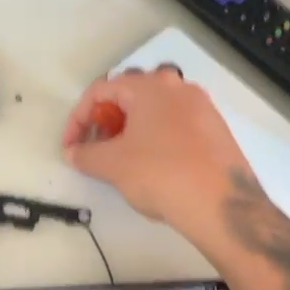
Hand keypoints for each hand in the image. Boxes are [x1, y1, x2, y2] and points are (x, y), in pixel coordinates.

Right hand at [62, 68, 257, 226]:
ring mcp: (200, 105)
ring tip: (121, 159)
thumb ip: (85, 155)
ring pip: (154, 109)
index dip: (78, 118)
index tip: (71, 147)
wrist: (219, 203)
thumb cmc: (159, 174)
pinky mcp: (214, 128)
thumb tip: (73, 152)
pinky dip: (154, 136)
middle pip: (129, 94)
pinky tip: (151, 165)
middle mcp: (177, 86)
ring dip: (130, 128)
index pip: (101, 90)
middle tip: (97, 148)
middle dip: (105, 120)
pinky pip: (174, 123)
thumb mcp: (112, 165)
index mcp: (149, 87)